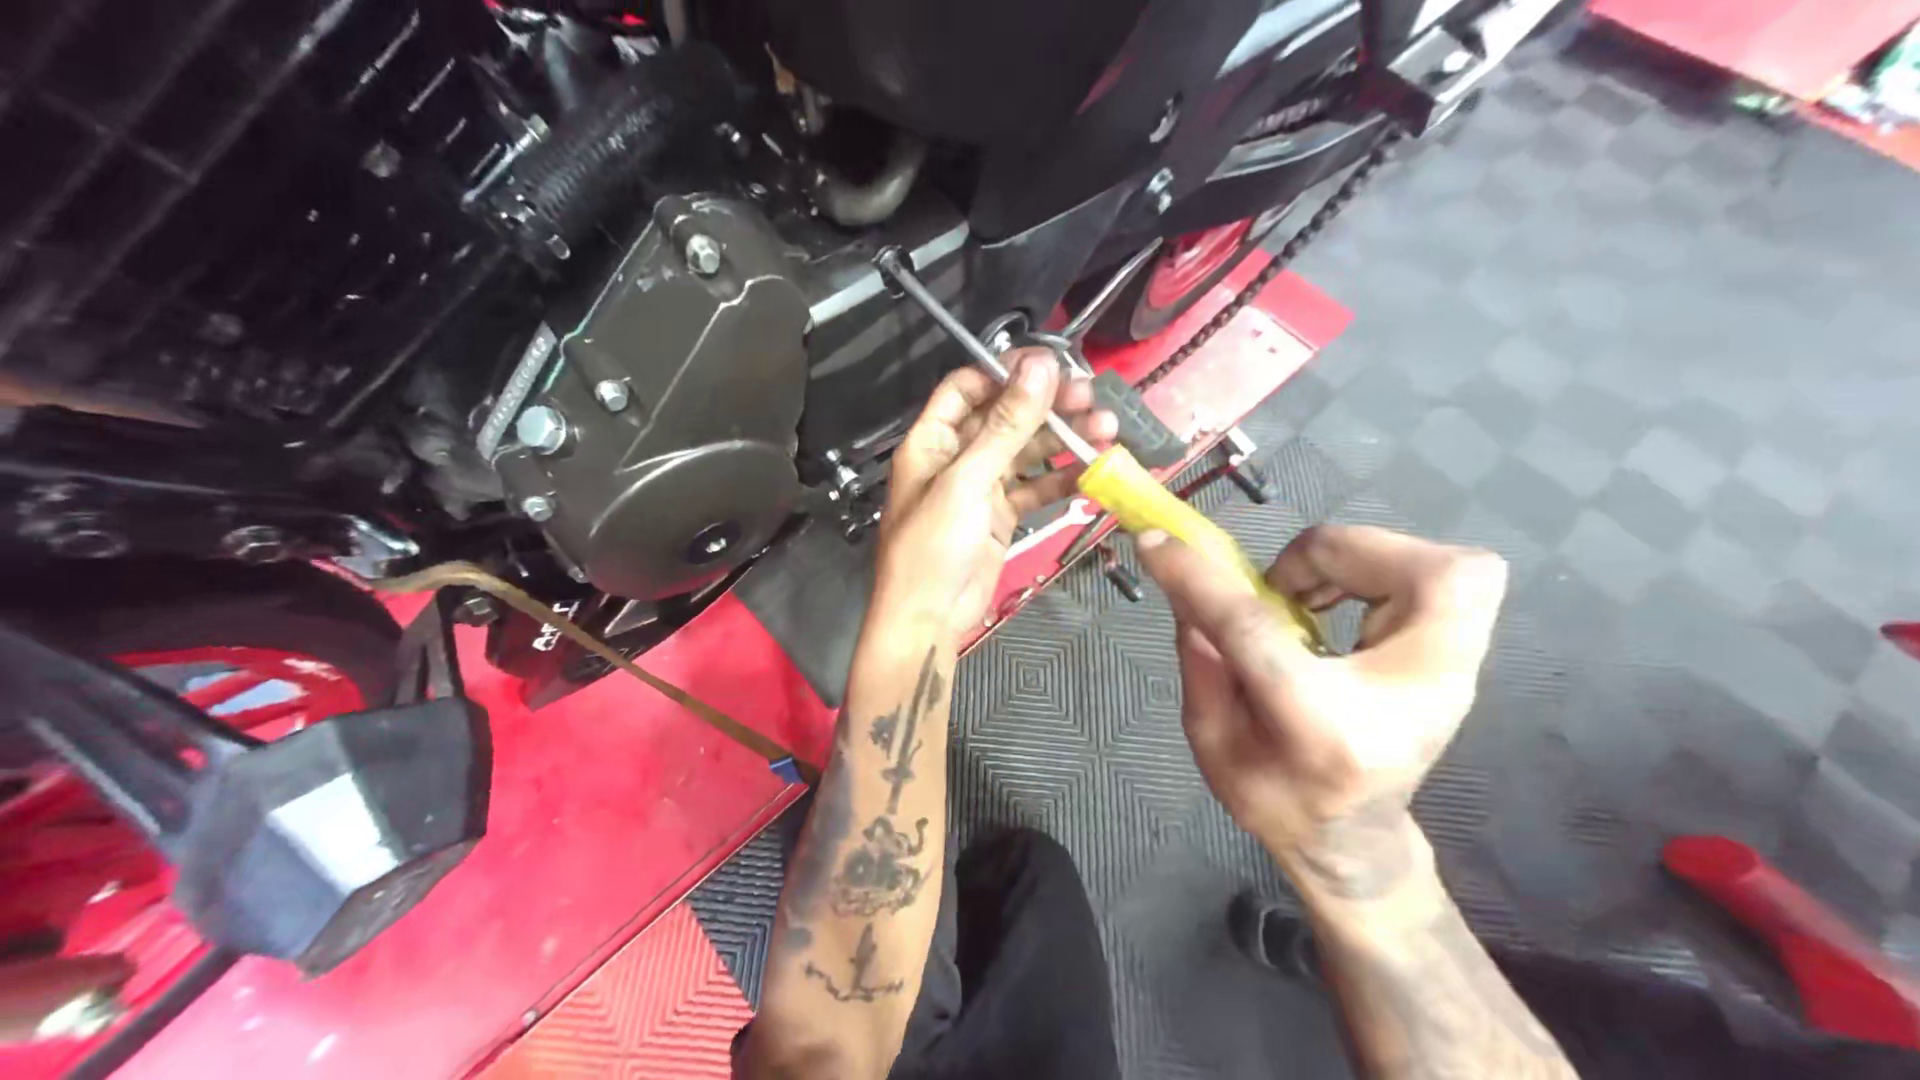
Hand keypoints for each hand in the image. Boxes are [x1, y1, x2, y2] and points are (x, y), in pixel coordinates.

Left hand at [873, 350, 1114, 646]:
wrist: (930, 619)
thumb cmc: (933, 546)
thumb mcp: (968, 480)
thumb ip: (1006, 424)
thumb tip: (1039, 367)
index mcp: (933, 440)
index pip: (967, 388)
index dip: (1005, 373)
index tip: (1050, 367)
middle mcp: (956, 457)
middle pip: (1004, 417)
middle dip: (1046, 406)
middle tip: (1091, 396)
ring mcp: (981, 487)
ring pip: (1026, 452)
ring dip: (1064, 440)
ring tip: (1106, 428)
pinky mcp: (1001, 515)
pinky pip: (1035, 488)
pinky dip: (1062, 479)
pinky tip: (1094, 469)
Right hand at [1137, 525, 1505, 893]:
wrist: (1354, 839)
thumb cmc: (1275, 797)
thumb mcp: (1211, 736)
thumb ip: (1199, 655)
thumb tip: (1186, 579)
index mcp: (1321, 730)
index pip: (1256, 630)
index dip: (1200, 578)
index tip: (1158, 543)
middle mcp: (1408, 700)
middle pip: (1421, 579)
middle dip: (1337, 553)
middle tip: (1282, 584)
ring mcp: (1453, 681)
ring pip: (1456, 569)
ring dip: (1365, 558)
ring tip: (1309, 593)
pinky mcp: (1463, 662)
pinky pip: (1458, 580)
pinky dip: (1391, 568)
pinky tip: (1340, 600)